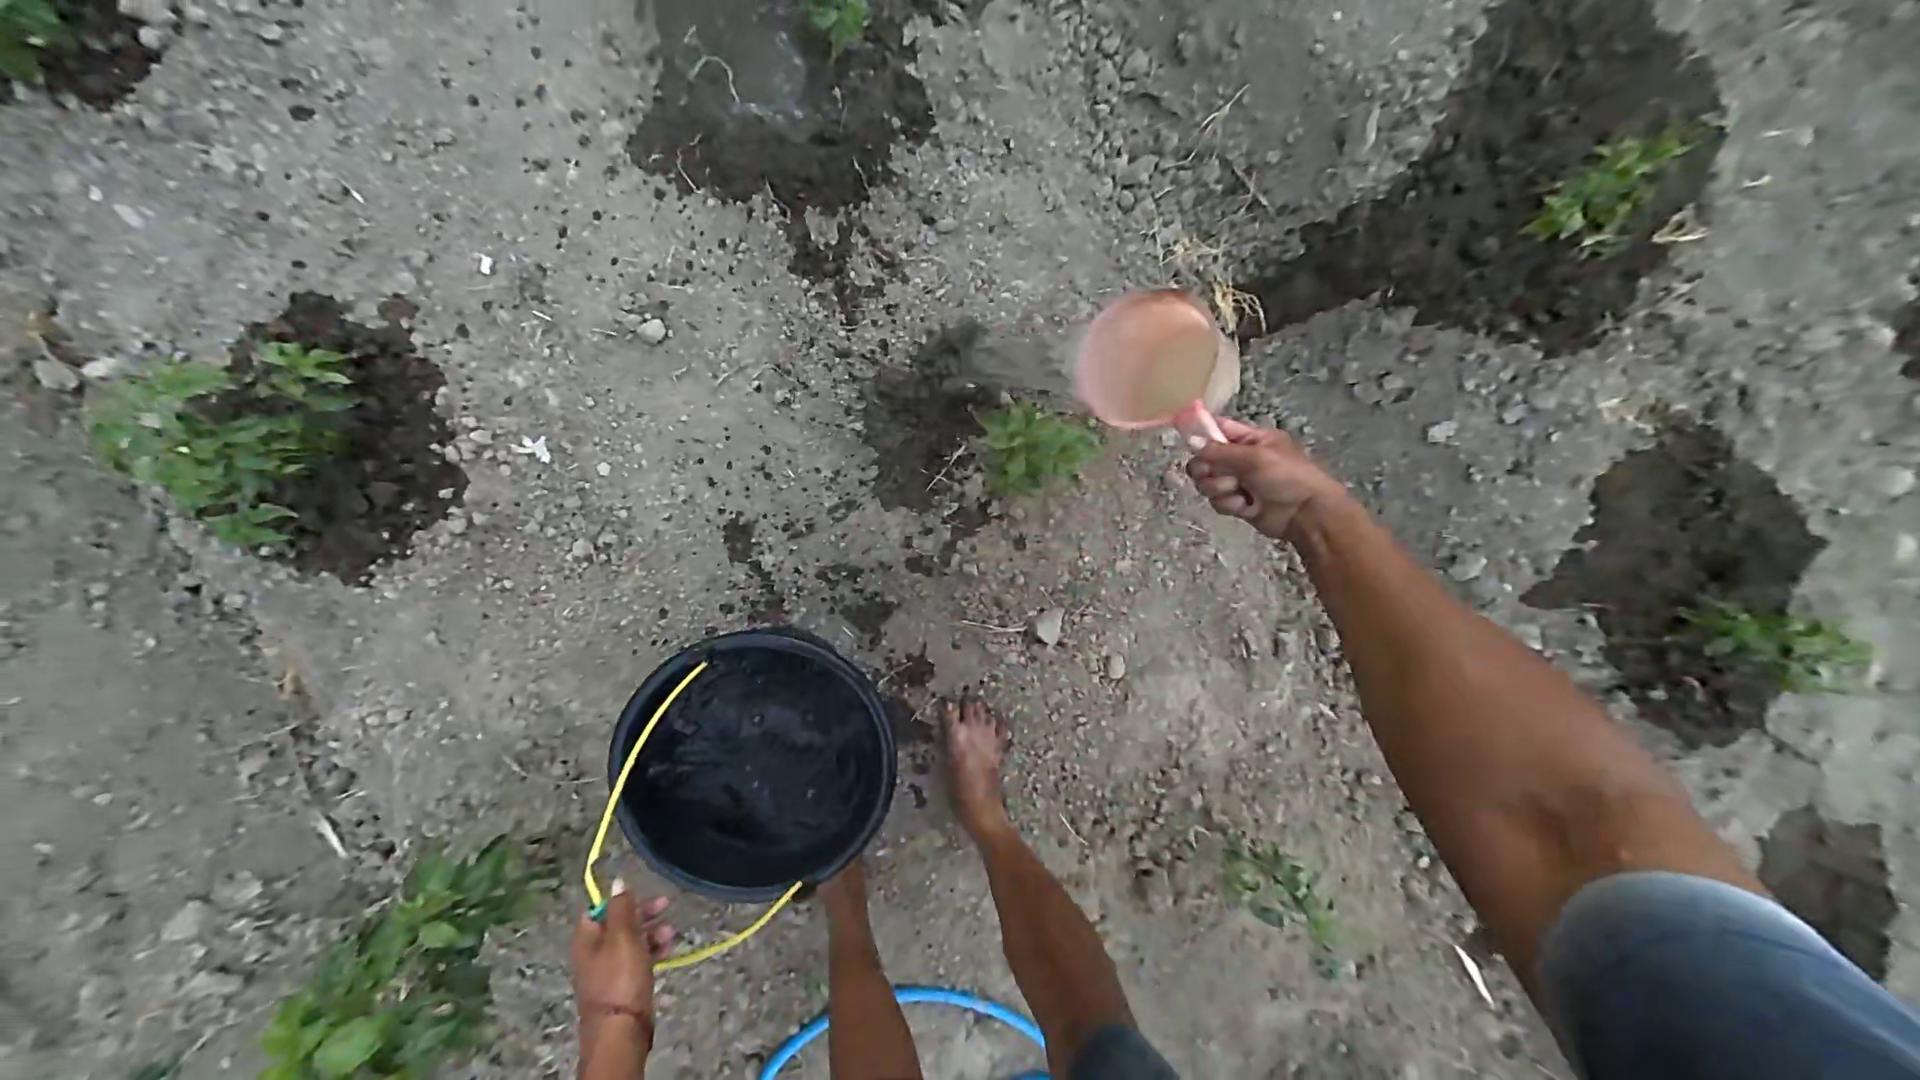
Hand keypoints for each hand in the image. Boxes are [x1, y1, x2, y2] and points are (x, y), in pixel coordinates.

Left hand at [572, 881, 674, 1066]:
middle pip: (619, 922)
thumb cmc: (619, 975)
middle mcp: (594, 951)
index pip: (600, 908)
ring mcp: (608, 969)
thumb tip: (617, 880)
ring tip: (671, 933)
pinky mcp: (623, 983)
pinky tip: (668, 949)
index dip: (622, 899)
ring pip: (632, 940)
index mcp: (587, 938)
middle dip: (643, 913)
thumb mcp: (623, 934)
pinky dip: (653, 950)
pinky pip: (638, 958)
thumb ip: (622, 906)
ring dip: (652, 931)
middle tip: (666, 905)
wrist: (621, 1028)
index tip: (644, 894)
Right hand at [1186, 418, 1349, 541]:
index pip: (1217, 428)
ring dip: (1219, 488)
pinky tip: (1245, 506)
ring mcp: (1236, 481)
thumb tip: (1192, 442)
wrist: (1305, 513)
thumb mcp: (1256, 457)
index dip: (1200, 431)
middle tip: (1216, 473)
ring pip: (1206, 482)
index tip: (1188, 440)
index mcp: (1249, 439)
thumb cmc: (1288, 476)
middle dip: (1207, 468)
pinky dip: (1229, 504)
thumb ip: (1221, 451)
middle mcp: (1239, 458)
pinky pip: (1216, 501)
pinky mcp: (1235, 502)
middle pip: (1203, 459)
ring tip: (1239, 491)